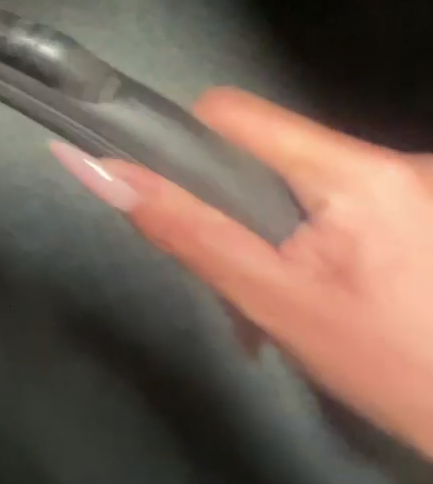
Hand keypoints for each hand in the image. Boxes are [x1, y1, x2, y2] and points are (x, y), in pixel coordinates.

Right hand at [51, 89, 432, 456]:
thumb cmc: (397, 371)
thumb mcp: (269, 298)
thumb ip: (177, 224)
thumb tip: (86, 163)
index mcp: (362, 173)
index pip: (231, 112)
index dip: (190, 145)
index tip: (188, 194)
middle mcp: (408, 164)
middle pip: (270, 153)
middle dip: (240, 206)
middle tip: (250, 273)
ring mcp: (429, 189)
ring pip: (309, 181)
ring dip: (283, 228)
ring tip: (299, 293)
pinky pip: (353, 201)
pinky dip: (328, 240)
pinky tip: (344, 292)